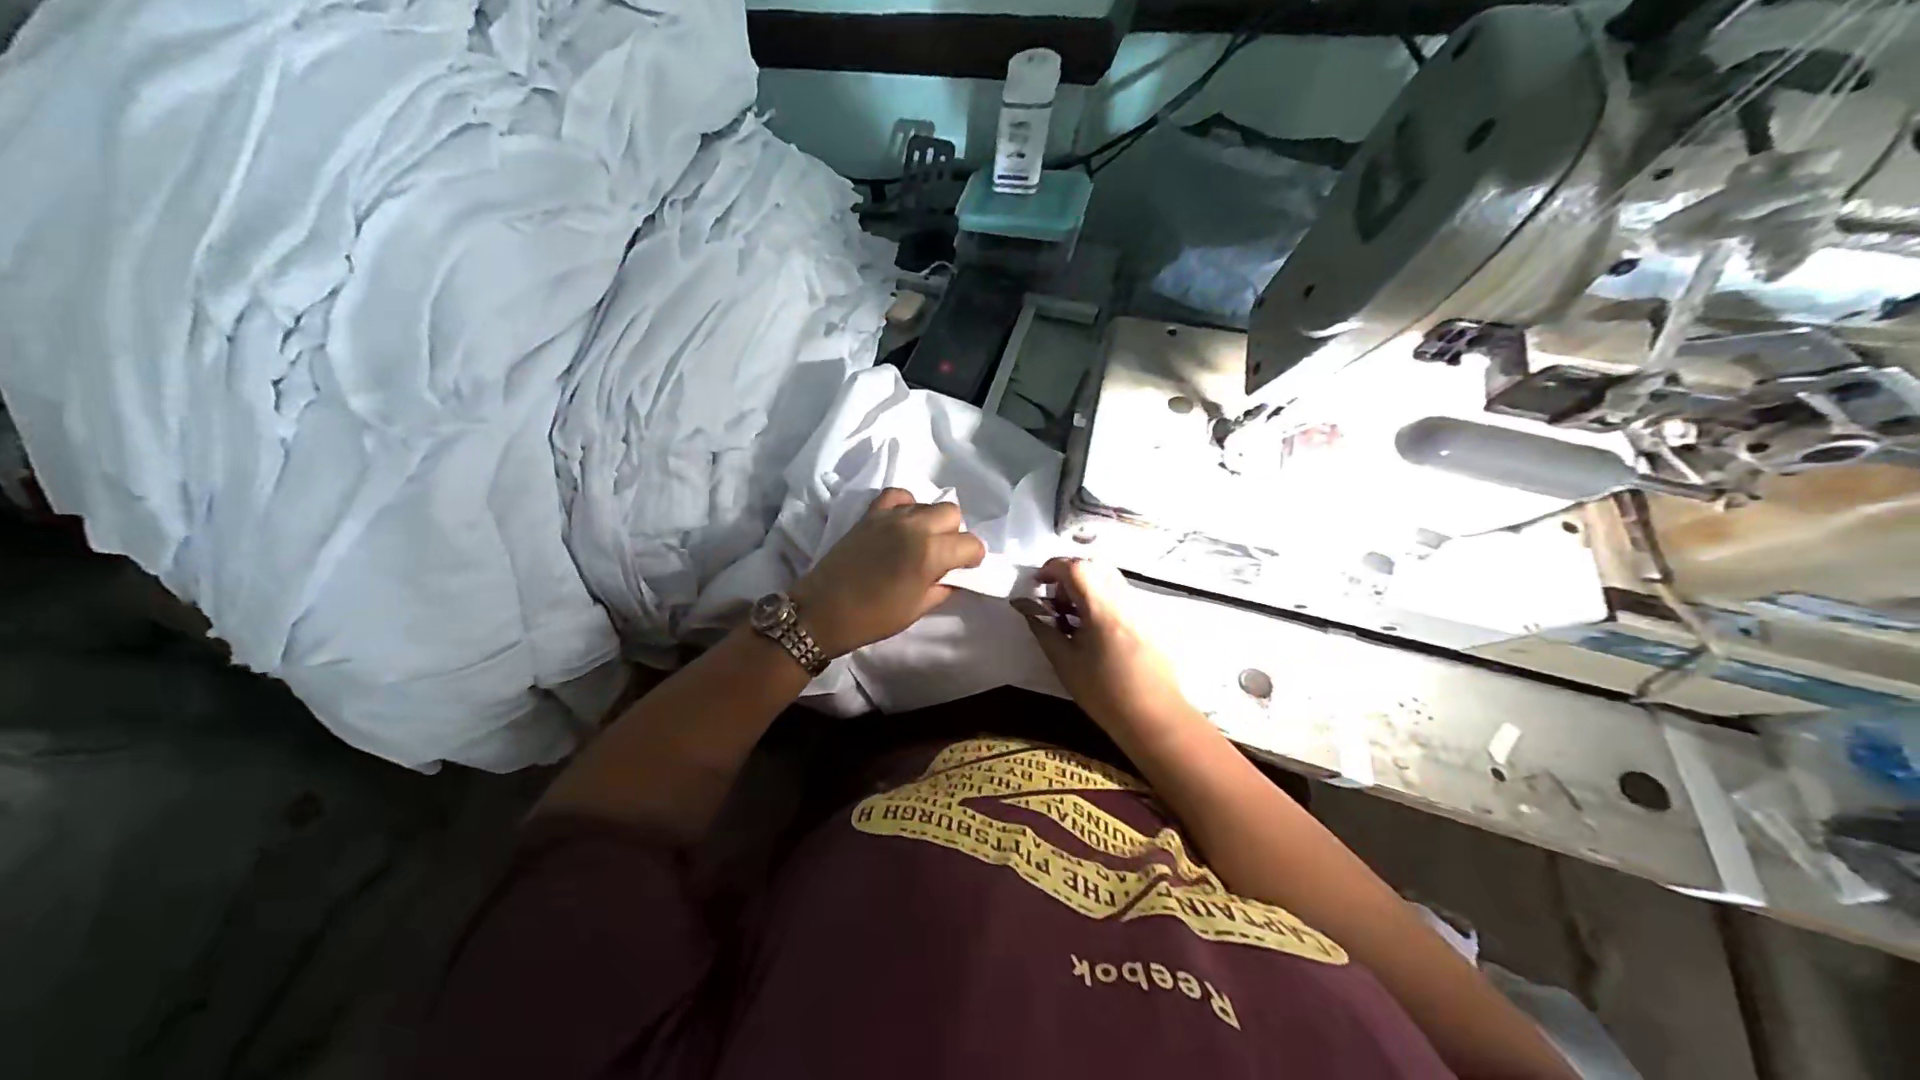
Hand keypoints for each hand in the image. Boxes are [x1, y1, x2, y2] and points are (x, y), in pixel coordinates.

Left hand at [790, 488, 986, 657]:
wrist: (823, 611)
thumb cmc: (874, 617)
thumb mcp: (917, 609)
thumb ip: (942, 588)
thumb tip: (954, 576)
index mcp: (931, 552)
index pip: (970, 543)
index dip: (973, 557)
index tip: (965, 569)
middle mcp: (916, 526)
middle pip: (952, 513)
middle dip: (954, 534)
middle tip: (942, 555)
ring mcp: (891, 516)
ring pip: (927, 503)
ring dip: (931, 521)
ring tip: (920, 542)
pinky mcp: (870, 514)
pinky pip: (897, 496)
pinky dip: (905, 505)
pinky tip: (902, 523)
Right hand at [1013, 558, 1193, 733]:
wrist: (1153, 716)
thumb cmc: (1104, 693)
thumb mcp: (1065, 663)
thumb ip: (1044, 630)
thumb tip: (1027, 609)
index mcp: (1102, 608)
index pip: (1075, 568)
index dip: (1051, 568)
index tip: (1036, 583)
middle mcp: (1123, 599)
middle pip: (1094, 566)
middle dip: (1068, 574)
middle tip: (1054, 600)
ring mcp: (1139, 608)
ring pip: (1108, 578)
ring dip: (1084, 585)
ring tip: (1070, 615)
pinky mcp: (1147, 620)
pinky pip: (1119, 594)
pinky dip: (1099, 597)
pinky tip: (1090, 627)